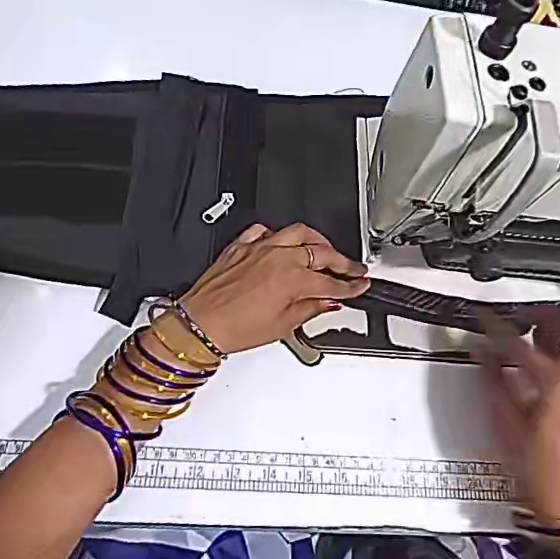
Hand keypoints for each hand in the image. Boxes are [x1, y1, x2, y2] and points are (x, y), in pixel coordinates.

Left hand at [178, 223, 369, 353]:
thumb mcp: (282, 326)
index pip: (332, 282)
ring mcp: (260, 248)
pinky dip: (278, 234)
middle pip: (322, 252)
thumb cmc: (234, 328)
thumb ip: (310, 308)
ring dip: (317, 240)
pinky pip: (264, 230)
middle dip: (343, 262)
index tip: (360, 285)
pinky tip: (282, 241)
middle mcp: (279, 258)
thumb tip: (327, 302)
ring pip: (298, 232)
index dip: (351, 285)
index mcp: (293, 279)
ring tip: (325, 248)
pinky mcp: (241, 246)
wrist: (199, 324)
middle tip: (353, 269)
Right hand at [475, 311, 559, 520]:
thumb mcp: (507, 424)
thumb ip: (494, 381)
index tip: (489, 325)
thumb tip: (484, 356)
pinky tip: (556, 363)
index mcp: (558, 380)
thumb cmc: (545, 473)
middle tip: (526, 316)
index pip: (522, 342)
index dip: (501, 329)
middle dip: (547, 315)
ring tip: (541, 333)